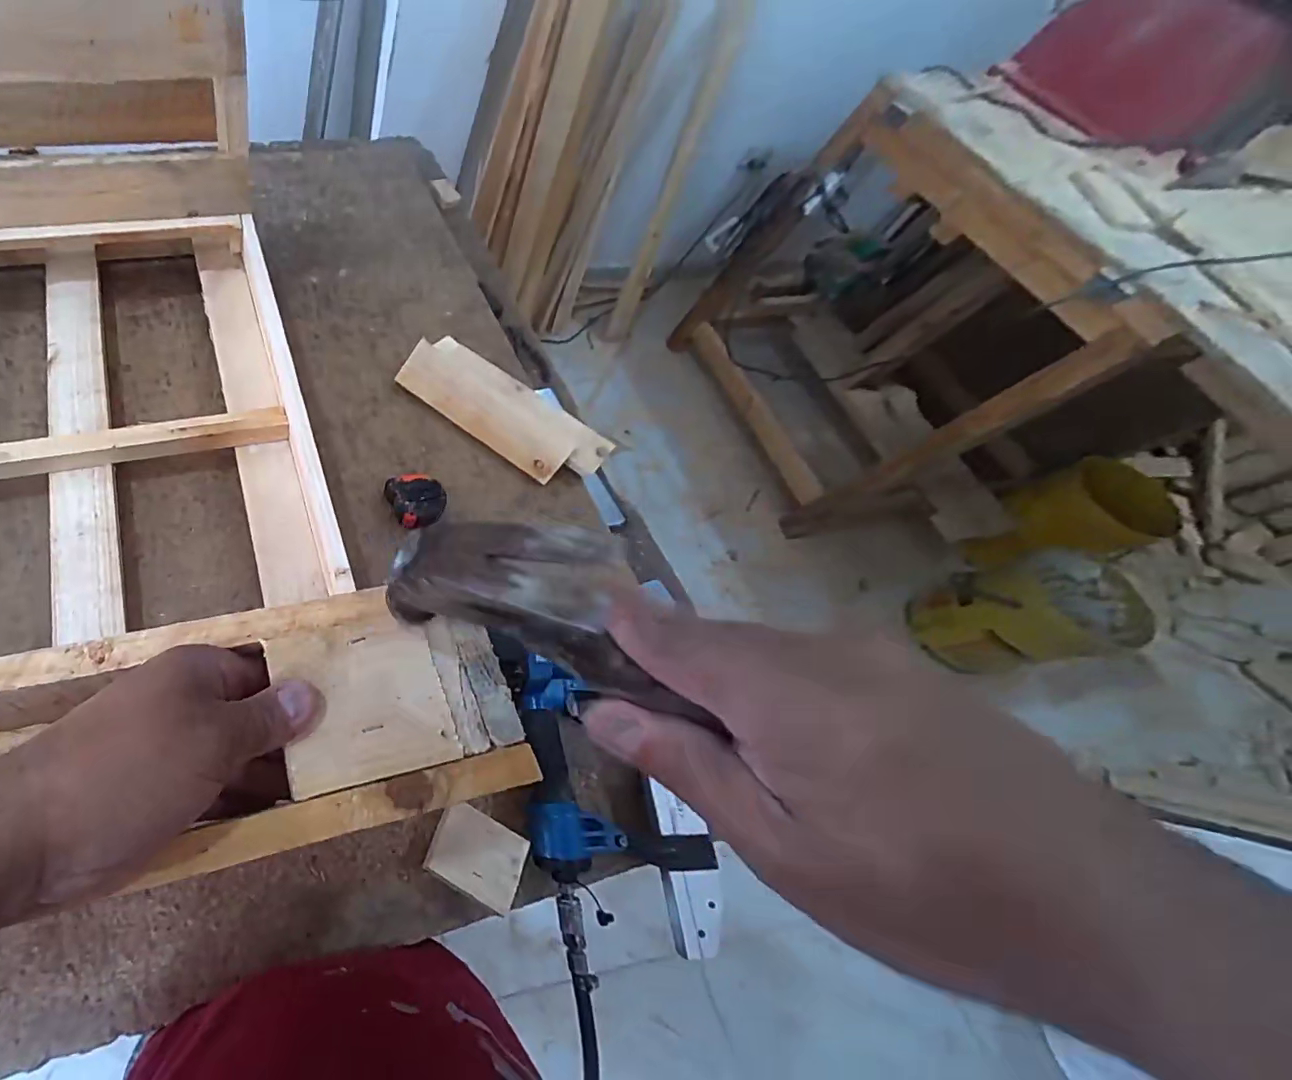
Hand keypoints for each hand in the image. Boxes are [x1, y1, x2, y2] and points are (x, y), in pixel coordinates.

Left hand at [18, 645, 322, 904]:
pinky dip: (241, 800)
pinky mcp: (157, 791)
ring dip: (271, 774)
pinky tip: (274, 817)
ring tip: (321, 794)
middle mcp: (185, 702)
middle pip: (252, 713)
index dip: (303, 691)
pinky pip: (212, 788)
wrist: (30, 836)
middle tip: (344, 764)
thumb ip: (265, 718)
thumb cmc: (132, 770)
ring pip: (235, 755)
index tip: (346, 716)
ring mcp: (170, 749)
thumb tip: (311, 690)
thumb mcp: (211, 740)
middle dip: (292, 738)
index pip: (266, 669)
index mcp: (197, 672)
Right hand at [579, 590, 1165, 1009]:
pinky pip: (806, 660)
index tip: (578, 623)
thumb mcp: (778, 846)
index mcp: (782, 692)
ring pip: (758, 650)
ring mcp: (873, 654)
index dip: (620, 627)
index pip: (672, 636)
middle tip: (641, 723)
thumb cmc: (917, 894)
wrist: (1115, 916)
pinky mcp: (907, 669)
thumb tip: (600, 710)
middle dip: (666, 668)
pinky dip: (768, 687)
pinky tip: (792, 747)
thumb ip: (684, 764)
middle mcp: (823, 650)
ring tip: (721, 750)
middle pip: (711, 640)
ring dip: (719, 683)